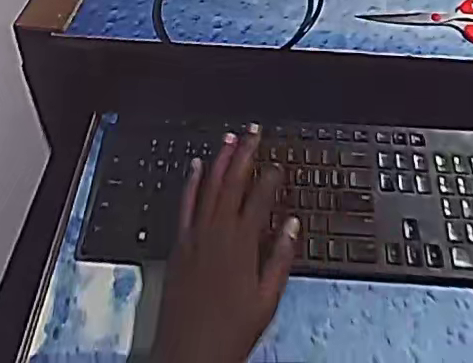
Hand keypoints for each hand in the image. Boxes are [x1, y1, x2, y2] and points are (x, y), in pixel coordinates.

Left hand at [152, 126, 296, 362]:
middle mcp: (219, 230)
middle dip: (246, 153)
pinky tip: (195, 164)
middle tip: (254, 131)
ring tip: (230, 137)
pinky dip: (191, 181)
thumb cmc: (232, 330)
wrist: (191, 351)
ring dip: (220, 159)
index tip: (279, 164)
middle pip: (234, 181)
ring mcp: (197, 232)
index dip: (271, 178)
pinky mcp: (180, 240)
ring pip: (209, 185)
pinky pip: (185, 202)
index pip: (261, 198)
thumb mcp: (267, 300)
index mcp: (243, 243)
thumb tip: (291, 225)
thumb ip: (280, 259)